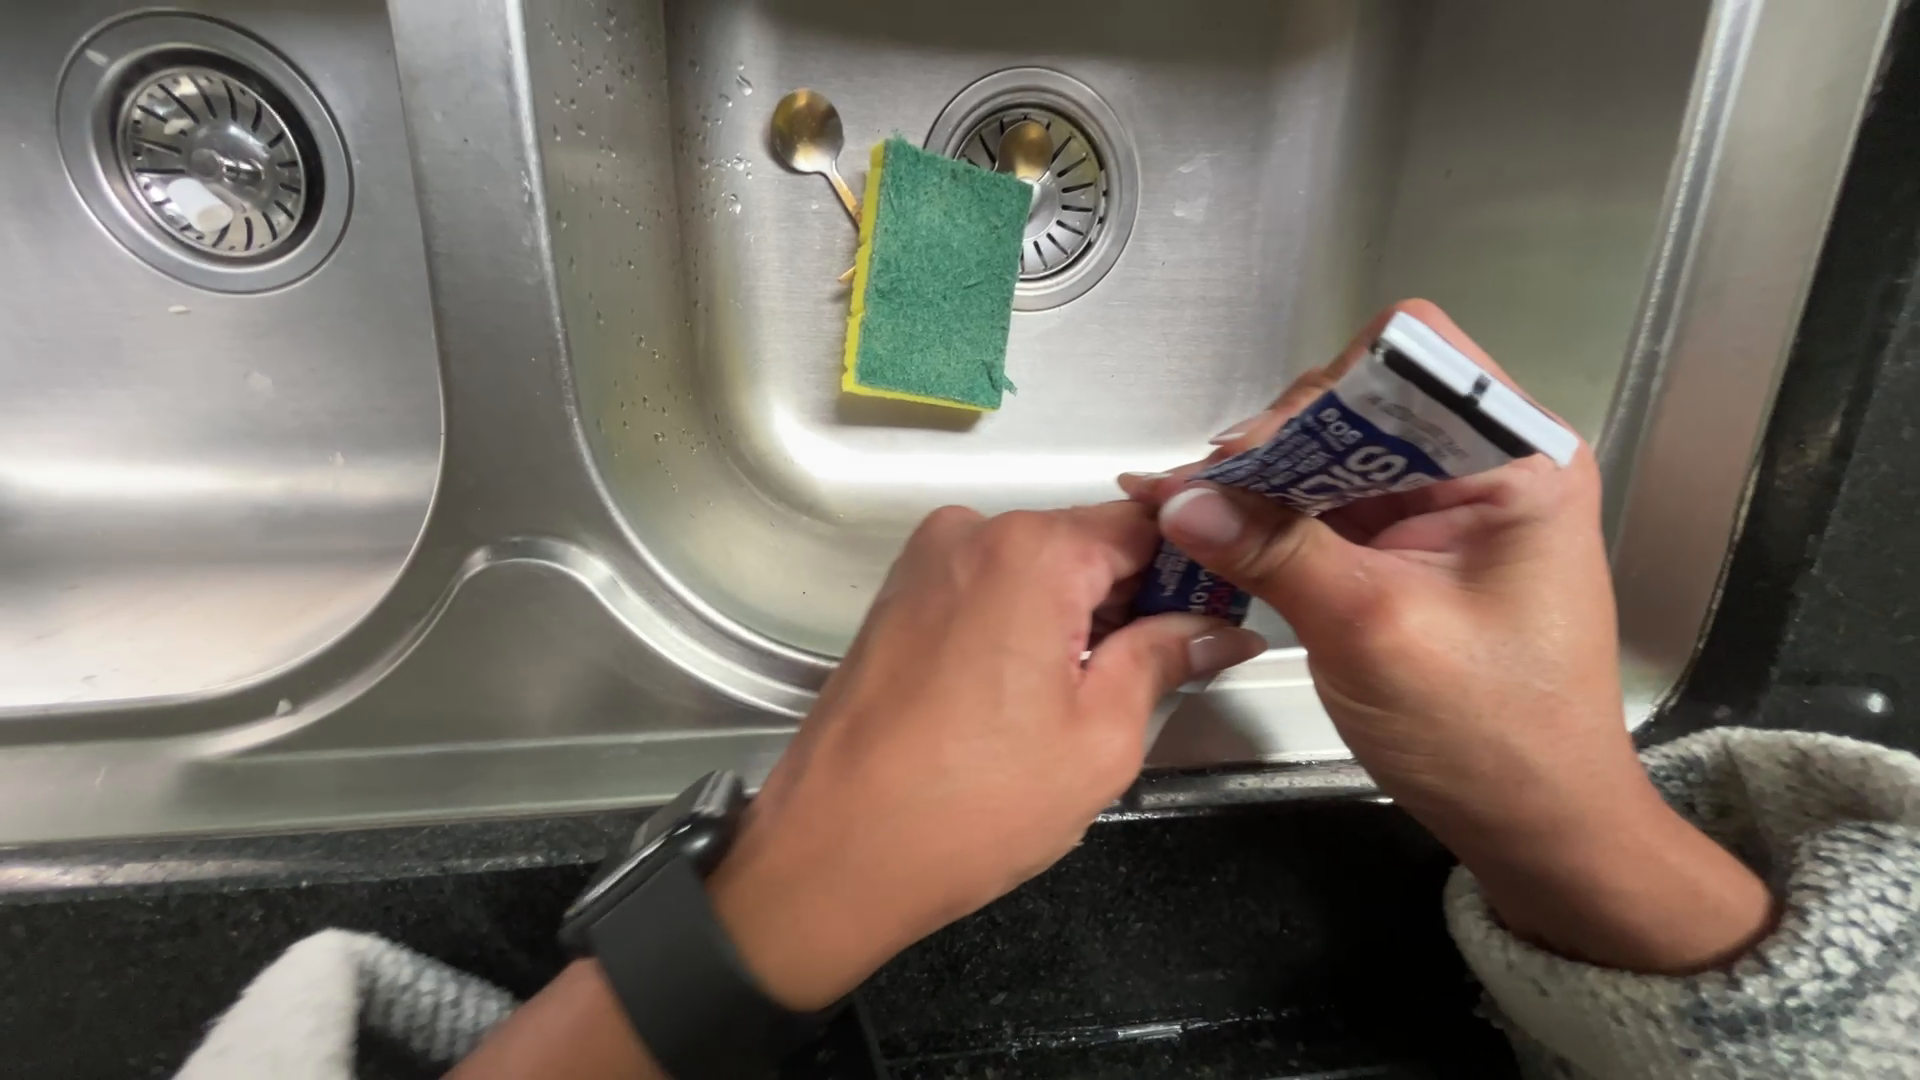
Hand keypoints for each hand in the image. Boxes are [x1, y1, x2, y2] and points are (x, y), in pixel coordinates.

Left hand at [707, 502, 1265, 1009]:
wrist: (833, 849)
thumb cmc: (977, 801)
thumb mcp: (1099, 736)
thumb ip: (1164, 659)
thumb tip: (1221, 629)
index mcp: (1033, 549)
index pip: (1145, 528)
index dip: (1188, 573)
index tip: (1209, 623)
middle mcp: (972, 530)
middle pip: (1084, 542)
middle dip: (1130, 598)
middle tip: (1158, 670)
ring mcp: (925, 558)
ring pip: (1034, 565)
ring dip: (1074, 612)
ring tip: (1082, 692)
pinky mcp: (898, 593)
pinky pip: (985, 584)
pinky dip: (1021, 617)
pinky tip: (1025, 684)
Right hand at [1122, 300, 1771, 972]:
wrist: (1531, 820)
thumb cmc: (1488, 733)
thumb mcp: (1372, 631)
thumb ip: (1275, 553)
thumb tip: (1178, 500)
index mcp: (1513, 460)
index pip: (1404, 359)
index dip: (1316, 394)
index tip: (1246, 459)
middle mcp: (1476, 462)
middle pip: (1353, 399)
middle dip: (1269, 442)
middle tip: (1197, 491)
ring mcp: (1432, 503)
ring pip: (1324, 450)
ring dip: (1255, 478)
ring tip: (1186, 507)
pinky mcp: (1397, 541)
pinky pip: (1318, 501)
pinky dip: (1263, 513)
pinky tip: (1210, 527)